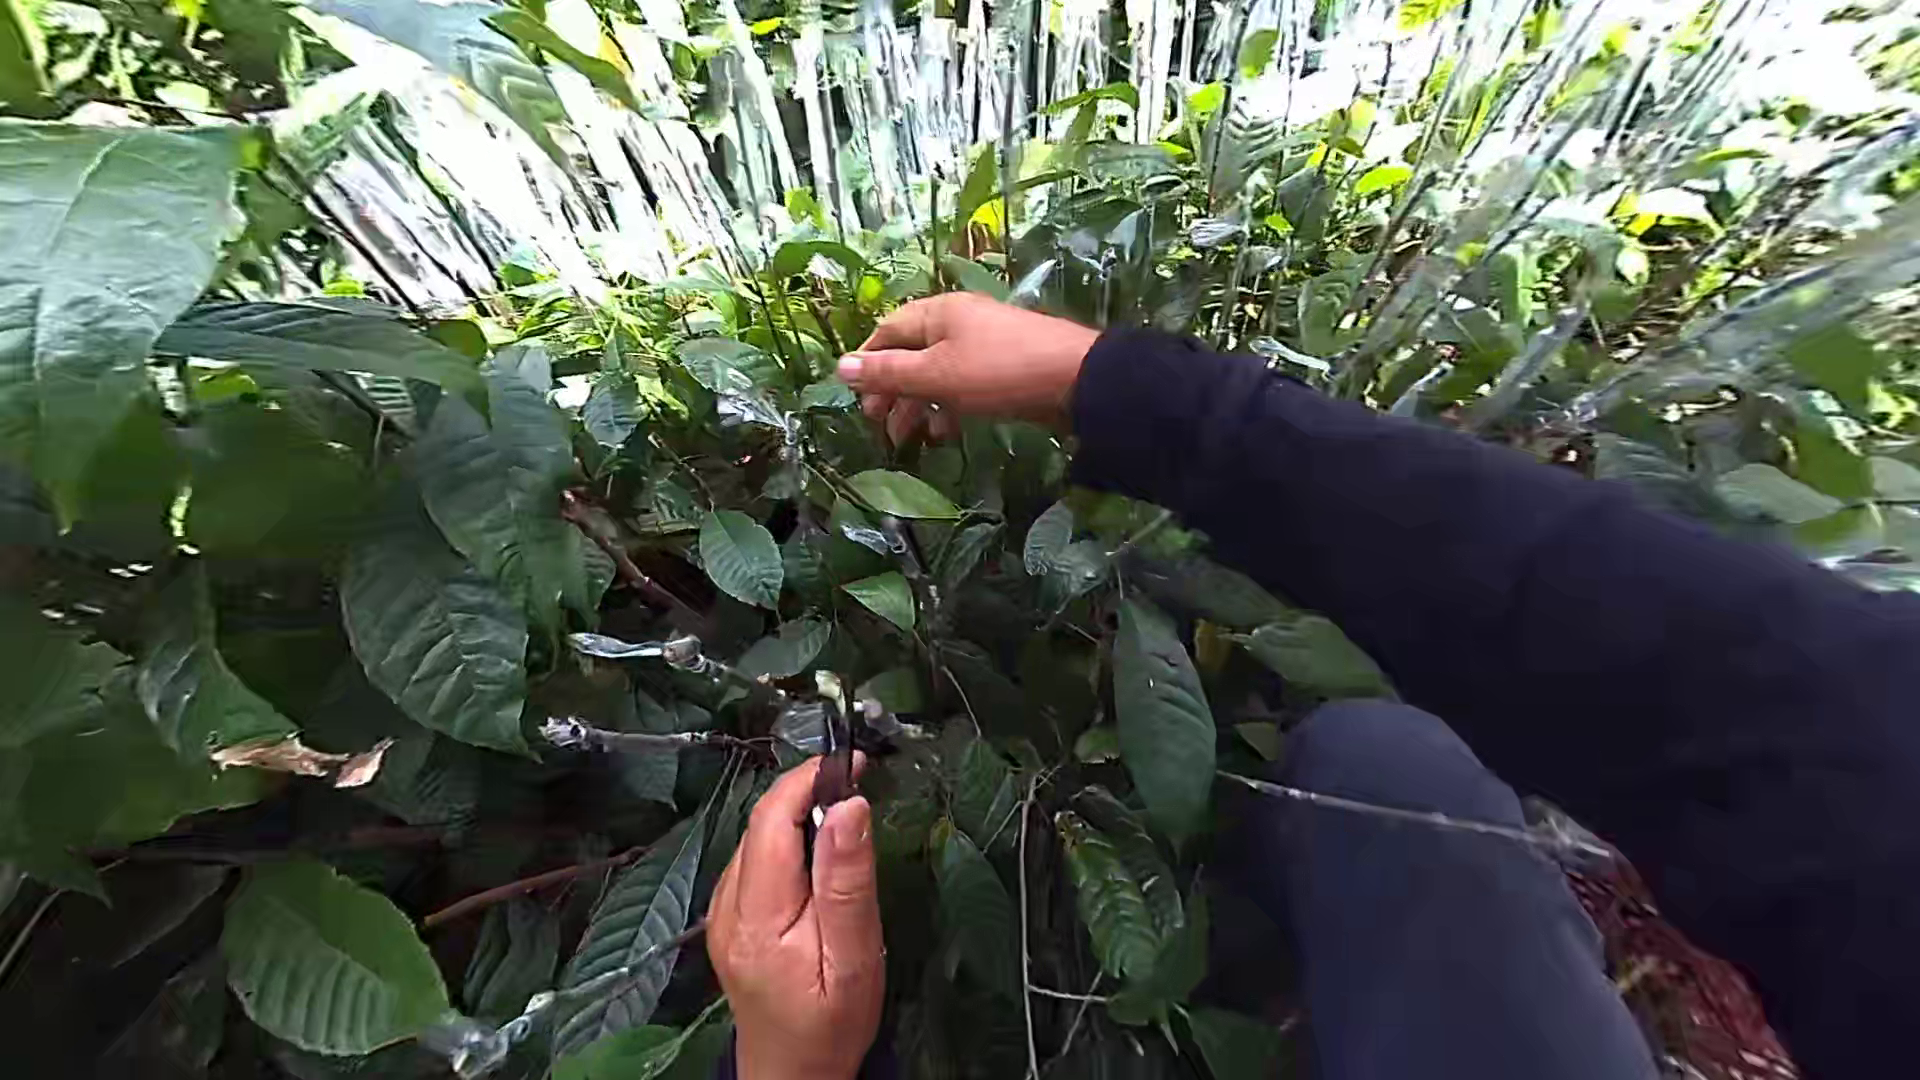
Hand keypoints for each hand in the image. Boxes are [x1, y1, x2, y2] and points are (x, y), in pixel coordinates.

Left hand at [707, 756, 882, 1079]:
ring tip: (844, 811)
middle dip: (808, 788)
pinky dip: (791, 833)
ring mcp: (723, 908)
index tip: (853, 764)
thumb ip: (848, 879)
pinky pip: (760, 853)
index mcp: (757, 914)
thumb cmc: (831, 1020)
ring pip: (761, 832)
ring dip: (801, 809)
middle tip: (856, 782)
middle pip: (764, 820)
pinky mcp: (730, 912)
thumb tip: (848, 804)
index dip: (809, 779)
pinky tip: (819, 847)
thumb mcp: (853, 955)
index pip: (772, 817)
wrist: (792, 1076)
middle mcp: (728, 903)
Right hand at [836, 293, 1100, 444]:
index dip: (867, 364)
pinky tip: (947, 431)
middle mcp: (956, 323)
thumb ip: (889, 373)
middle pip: (910, 355)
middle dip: (892, 392)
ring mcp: (980, 345)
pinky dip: (949, 407)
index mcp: (936, 314)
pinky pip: (962, 386)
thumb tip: (839, 367)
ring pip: (936, 374)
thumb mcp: (936, 374)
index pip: (886, 332)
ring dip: (919, 405)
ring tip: (913, 438)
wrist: (1073, 381)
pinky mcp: (1000, 369)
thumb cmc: (997, 372)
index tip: (857, 400)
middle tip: (880, 427)